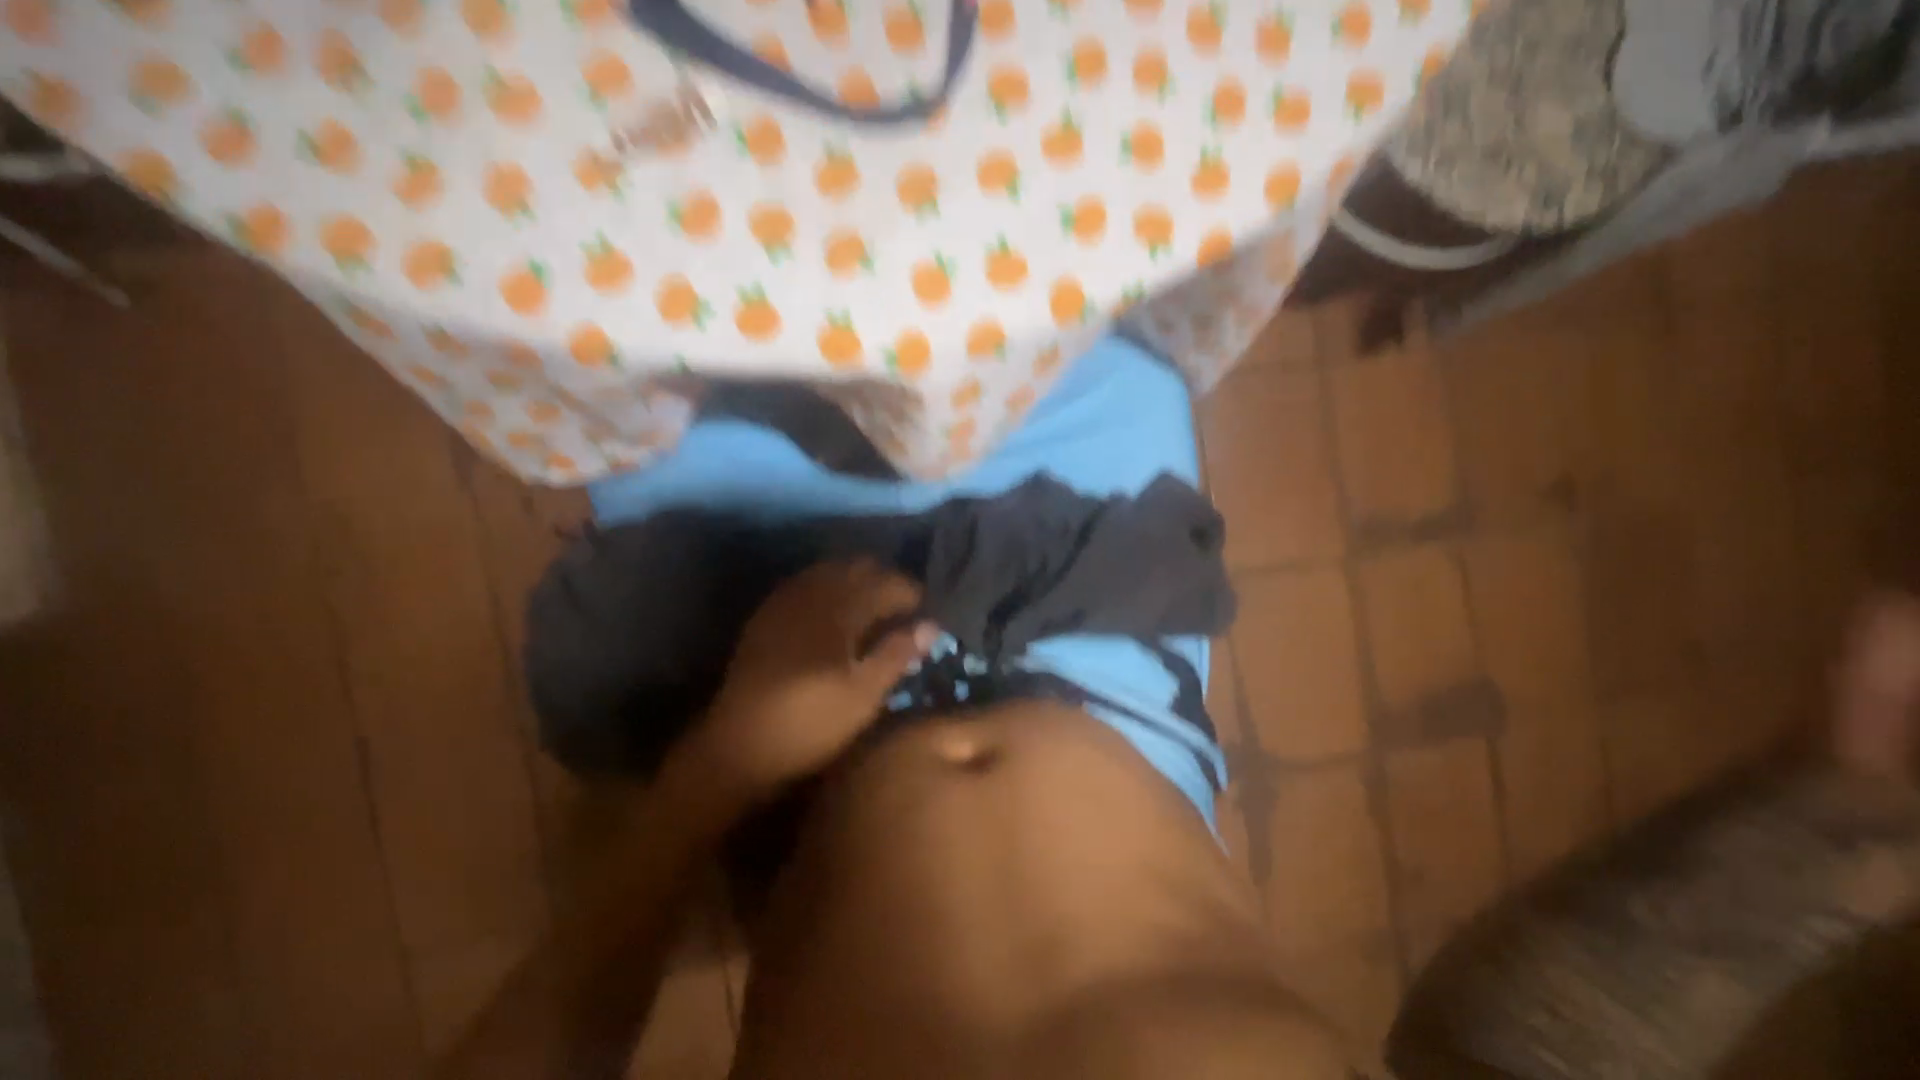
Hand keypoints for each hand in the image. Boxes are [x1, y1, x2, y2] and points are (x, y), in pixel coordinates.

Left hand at [693, 559, 934, 806]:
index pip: (887, 582)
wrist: (738, 746)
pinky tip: (835, 616)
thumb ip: (897, 653)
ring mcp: (784, 601)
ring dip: (856, 582)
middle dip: (885, 581)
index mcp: (839, 608)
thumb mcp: (864, 695)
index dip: (912, 593)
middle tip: (904, 611)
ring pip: (830, 571)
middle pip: (857, 567)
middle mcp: (811, 593)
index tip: (928, 613)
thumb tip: (931, 624)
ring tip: (874, 612)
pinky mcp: (766, 616)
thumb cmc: (810, 724)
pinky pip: (806, 584)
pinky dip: (829, 589)